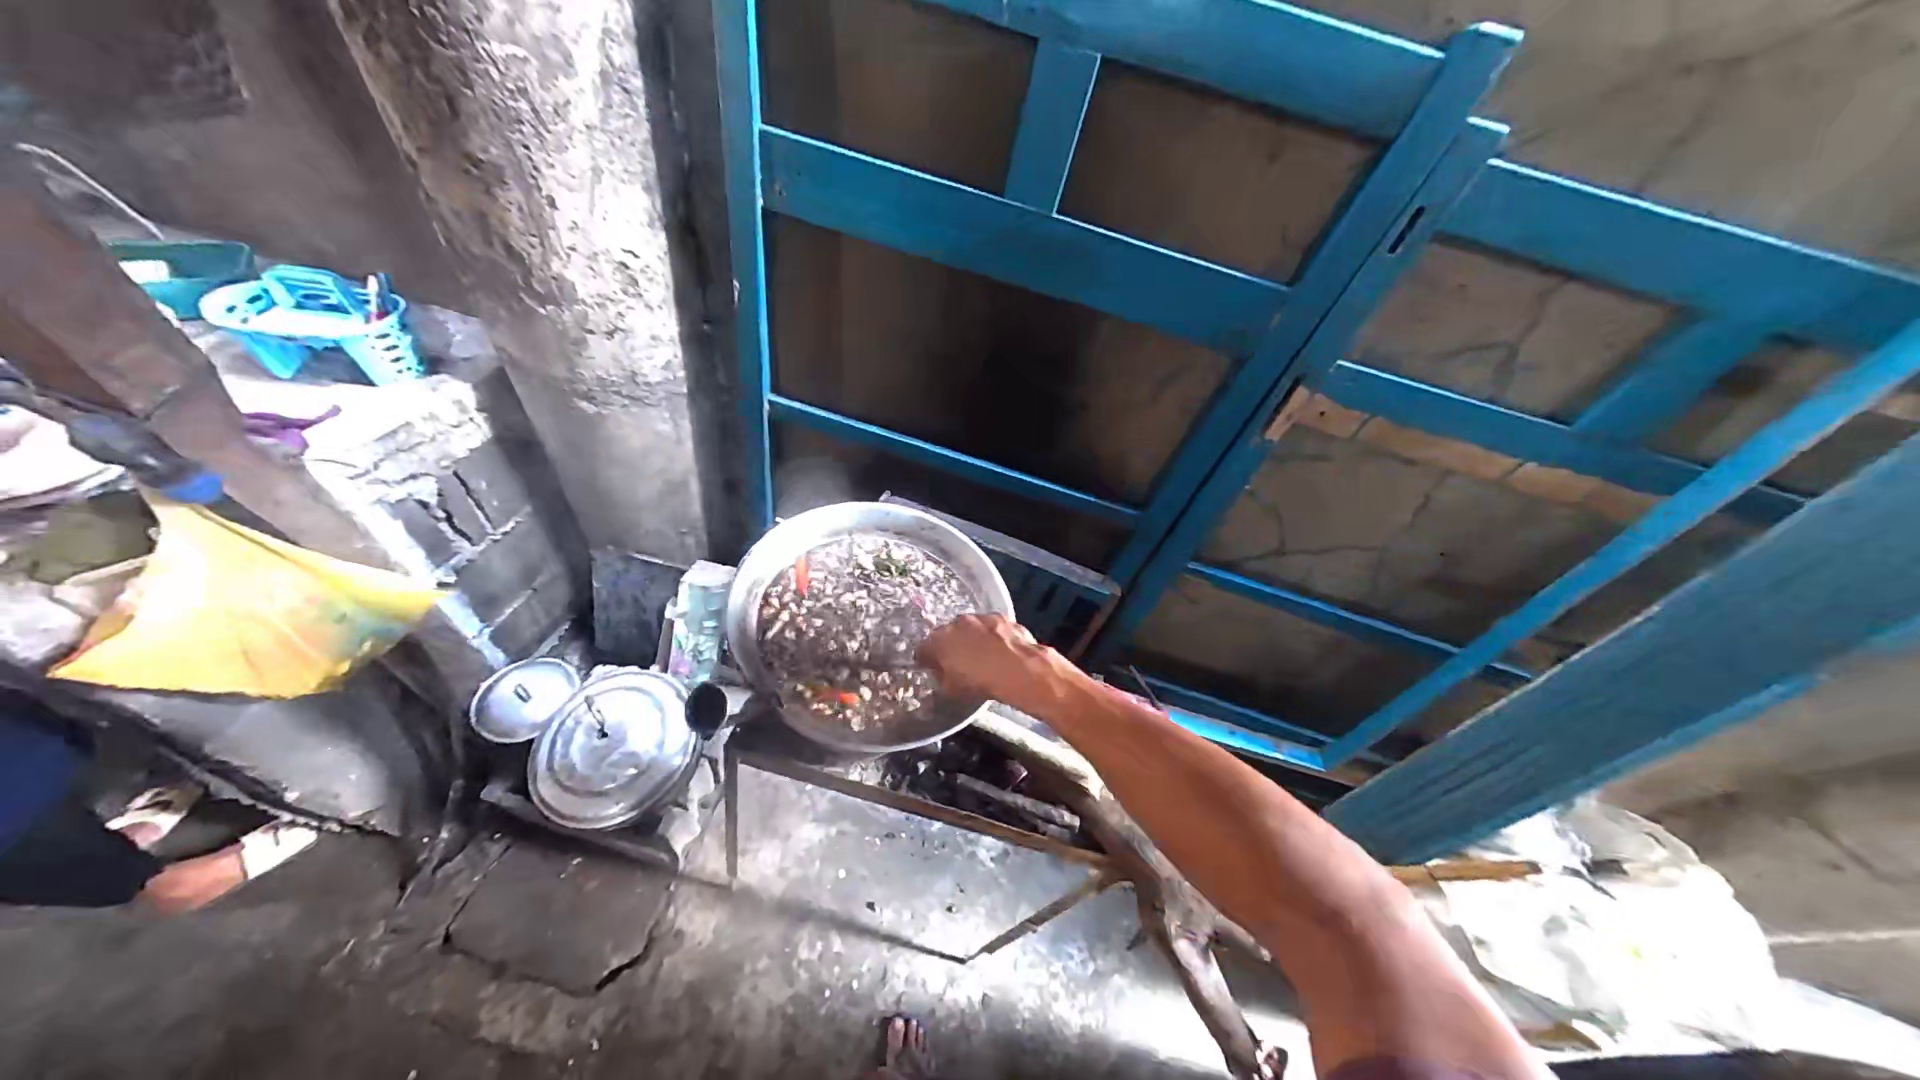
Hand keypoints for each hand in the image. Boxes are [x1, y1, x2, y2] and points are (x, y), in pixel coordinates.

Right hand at [917, 614, 1051, 701]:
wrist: (1019, 670)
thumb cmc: (981, 682)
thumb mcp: (952, 689)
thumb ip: (940, 676)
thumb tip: (940, 671)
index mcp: (939, 641)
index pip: (923, 648)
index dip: (926, 659)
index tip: (932, 667)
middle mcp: (957, 623)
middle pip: (947, 633)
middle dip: (950, 645)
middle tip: (958, 662)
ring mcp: (980, 617)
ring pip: (970, 627)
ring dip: (972, 637)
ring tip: (983, 655)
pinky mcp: (1001, 617)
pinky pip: (990, 626)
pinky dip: (992, 635)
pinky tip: (1000, 649)